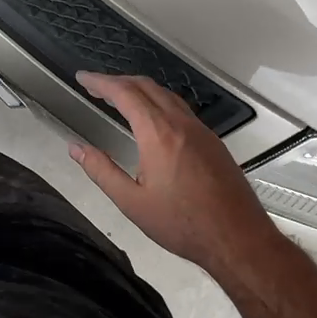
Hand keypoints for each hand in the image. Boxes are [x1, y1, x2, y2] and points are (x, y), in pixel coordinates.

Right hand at [69, 72, 285, 272]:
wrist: (240, 241)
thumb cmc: (184, 225)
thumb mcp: (132, 202)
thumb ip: (101, 171)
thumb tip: (76, 148)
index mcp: (158, 134)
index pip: (124, 93)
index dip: (100, 81)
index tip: (82, 77)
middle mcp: (181, 124)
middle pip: (146, 86)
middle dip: (117, 81)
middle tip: (95, 85)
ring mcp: (201, 131)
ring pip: (166, 95)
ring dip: (139, 89)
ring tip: (119, 97)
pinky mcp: (213, 142)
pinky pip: (180, 108)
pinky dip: (158, 101)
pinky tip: (152, 118)